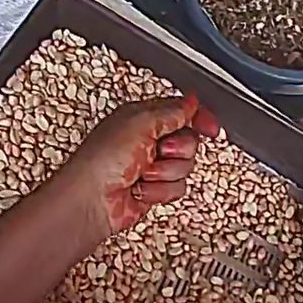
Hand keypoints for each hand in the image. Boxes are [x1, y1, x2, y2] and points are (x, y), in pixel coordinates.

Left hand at [52, 95, 220, 238]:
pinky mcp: (154, 189)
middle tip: (162, 151)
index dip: (198, 117)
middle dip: (179, 149)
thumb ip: (172, 111)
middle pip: (189, 141)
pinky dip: (161, 190)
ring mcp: (152, 166)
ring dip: (167, 172)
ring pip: (185, 167)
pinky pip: (177, 188)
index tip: (211, 127)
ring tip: (144, 174)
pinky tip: (142, 190)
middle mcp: (148, 140)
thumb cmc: (103, 160)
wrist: (91, 200)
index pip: (180, 112)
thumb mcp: (141, 122)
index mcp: (142, 117)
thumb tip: (191, 102)